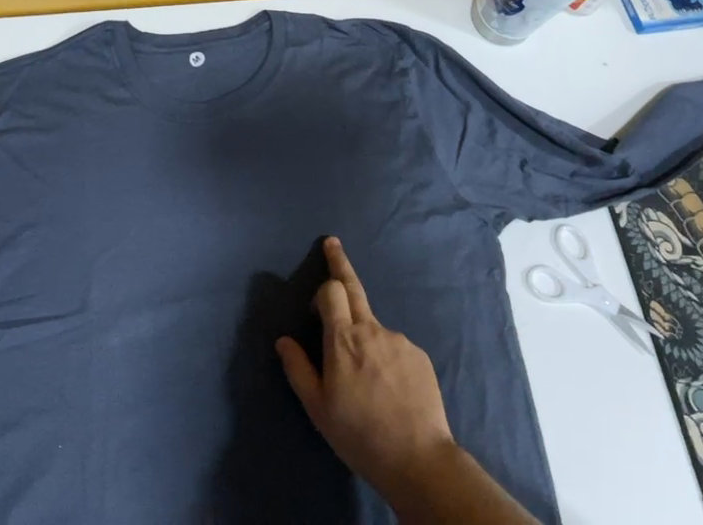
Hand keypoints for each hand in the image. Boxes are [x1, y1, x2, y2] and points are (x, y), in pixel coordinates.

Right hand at [274, 238, 458, 495]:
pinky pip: (395, 347)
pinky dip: (385, 358)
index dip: (322, 289)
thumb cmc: (358, 434)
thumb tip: (283, 340)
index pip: (331, 291)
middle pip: (354, 286)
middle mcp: (372, 330)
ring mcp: (399, 340)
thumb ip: (298, 368)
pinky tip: (387, 389)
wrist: (417, 458)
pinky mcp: (419, 356)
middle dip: (340, 263)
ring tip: (366, 383)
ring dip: (364, 337)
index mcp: (342, 339)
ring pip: (374, 327)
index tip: (316, 299)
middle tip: (332, 243)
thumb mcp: (317, 407)